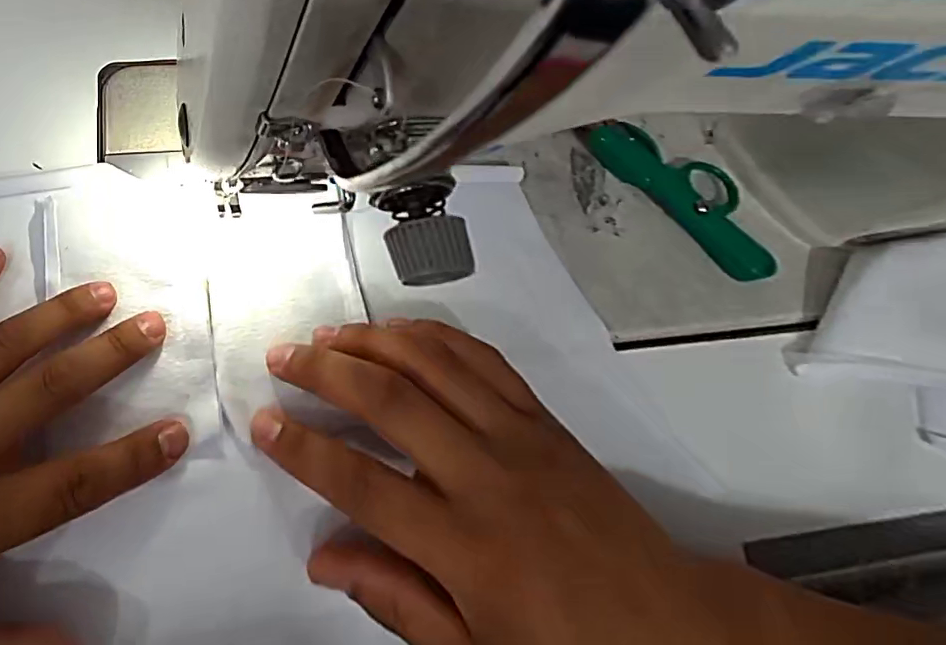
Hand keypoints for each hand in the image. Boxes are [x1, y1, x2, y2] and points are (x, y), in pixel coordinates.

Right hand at [251, 319, 945, 644]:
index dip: (303, 450)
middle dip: (324, 372)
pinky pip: (478, 357)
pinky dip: (429, 334)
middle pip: (390, 401)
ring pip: (431, 363)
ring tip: (326, 334)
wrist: (682, 632)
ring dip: (370, 340)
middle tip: (282, 357)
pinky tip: (396, 330)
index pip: (364, 485)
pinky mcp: (541, 417)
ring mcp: (519, 436)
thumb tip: (323, 557)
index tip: (263, 423)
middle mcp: (490, 478)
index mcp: (471, 550)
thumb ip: (397, 600)